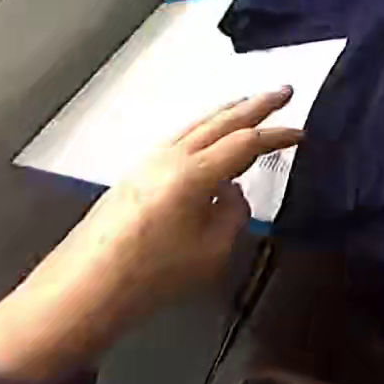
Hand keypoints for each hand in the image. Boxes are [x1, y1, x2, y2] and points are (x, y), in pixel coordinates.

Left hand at [0, 89, 303, 379]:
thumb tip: (231, 193)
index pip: (247, 143)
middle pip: (221, 120)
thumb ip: (232, 214)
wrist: (80, 292)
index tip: (302, 133)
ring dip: (229, 113)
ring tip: (252, 105)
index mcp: (195, 173)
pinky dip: (207, 129)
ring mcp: (150, 161)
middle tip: (284, 91)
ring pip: (198, 125)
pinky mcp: (137, 173)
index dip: (278, 135)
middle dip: (256, 104)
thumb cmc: (150, 277)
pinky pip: (182, 138)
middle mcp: (172, 156)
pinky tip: (212, 139)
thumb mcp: (210, 253)